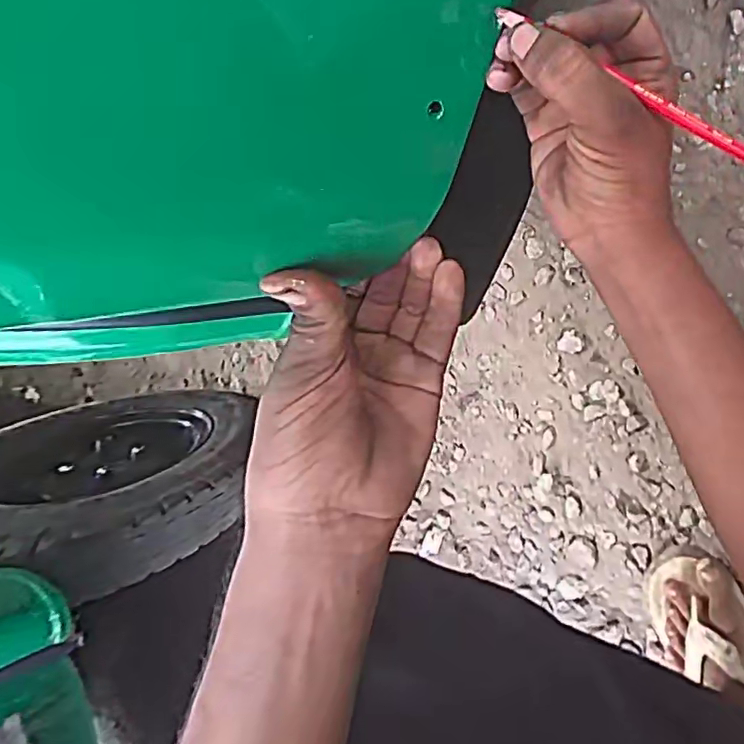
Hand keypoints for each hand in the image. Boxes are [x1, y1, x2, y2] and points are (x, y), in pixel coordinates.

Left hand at [249, 238, 464, 542]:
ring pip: (413, 308)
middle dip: (396, 264)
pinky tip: (447, 278)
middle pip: (383, 293)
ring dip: (424, 278)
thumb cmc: (296, 457)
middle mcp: (356, 349)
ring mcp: (391, 362)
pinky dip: (444, 304)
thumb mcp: (298, 373)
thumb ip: (314, 319)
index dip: (358, 260)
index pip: (342, 288)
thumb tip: (296, 275)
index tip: (368, 231)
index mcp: (316, 343)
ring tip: (431, 250)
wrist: (332, 512)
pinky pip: (436, 333)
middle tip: (407, 235)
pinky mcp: (422, 377)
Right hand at [485, 0, 676, 252]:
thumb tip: (531, 39)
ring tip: (504, 59)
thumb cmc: (629, 187)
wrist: (606, 232)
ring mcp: (575, 96)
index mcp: (645, 68)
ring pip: (542, 53)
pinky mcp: (545, 115)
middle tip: (522, 41)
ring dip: (519, 52)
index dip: (589, 16)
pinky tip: (500, 77)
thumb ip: (571, 73)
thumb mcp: (609, 120)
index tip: (561, 33)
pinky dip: (506, 74)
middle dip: (545, 34)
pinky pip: (520, 80)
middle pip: (573, 30)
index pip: (619, 16)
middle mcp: (610, 77)